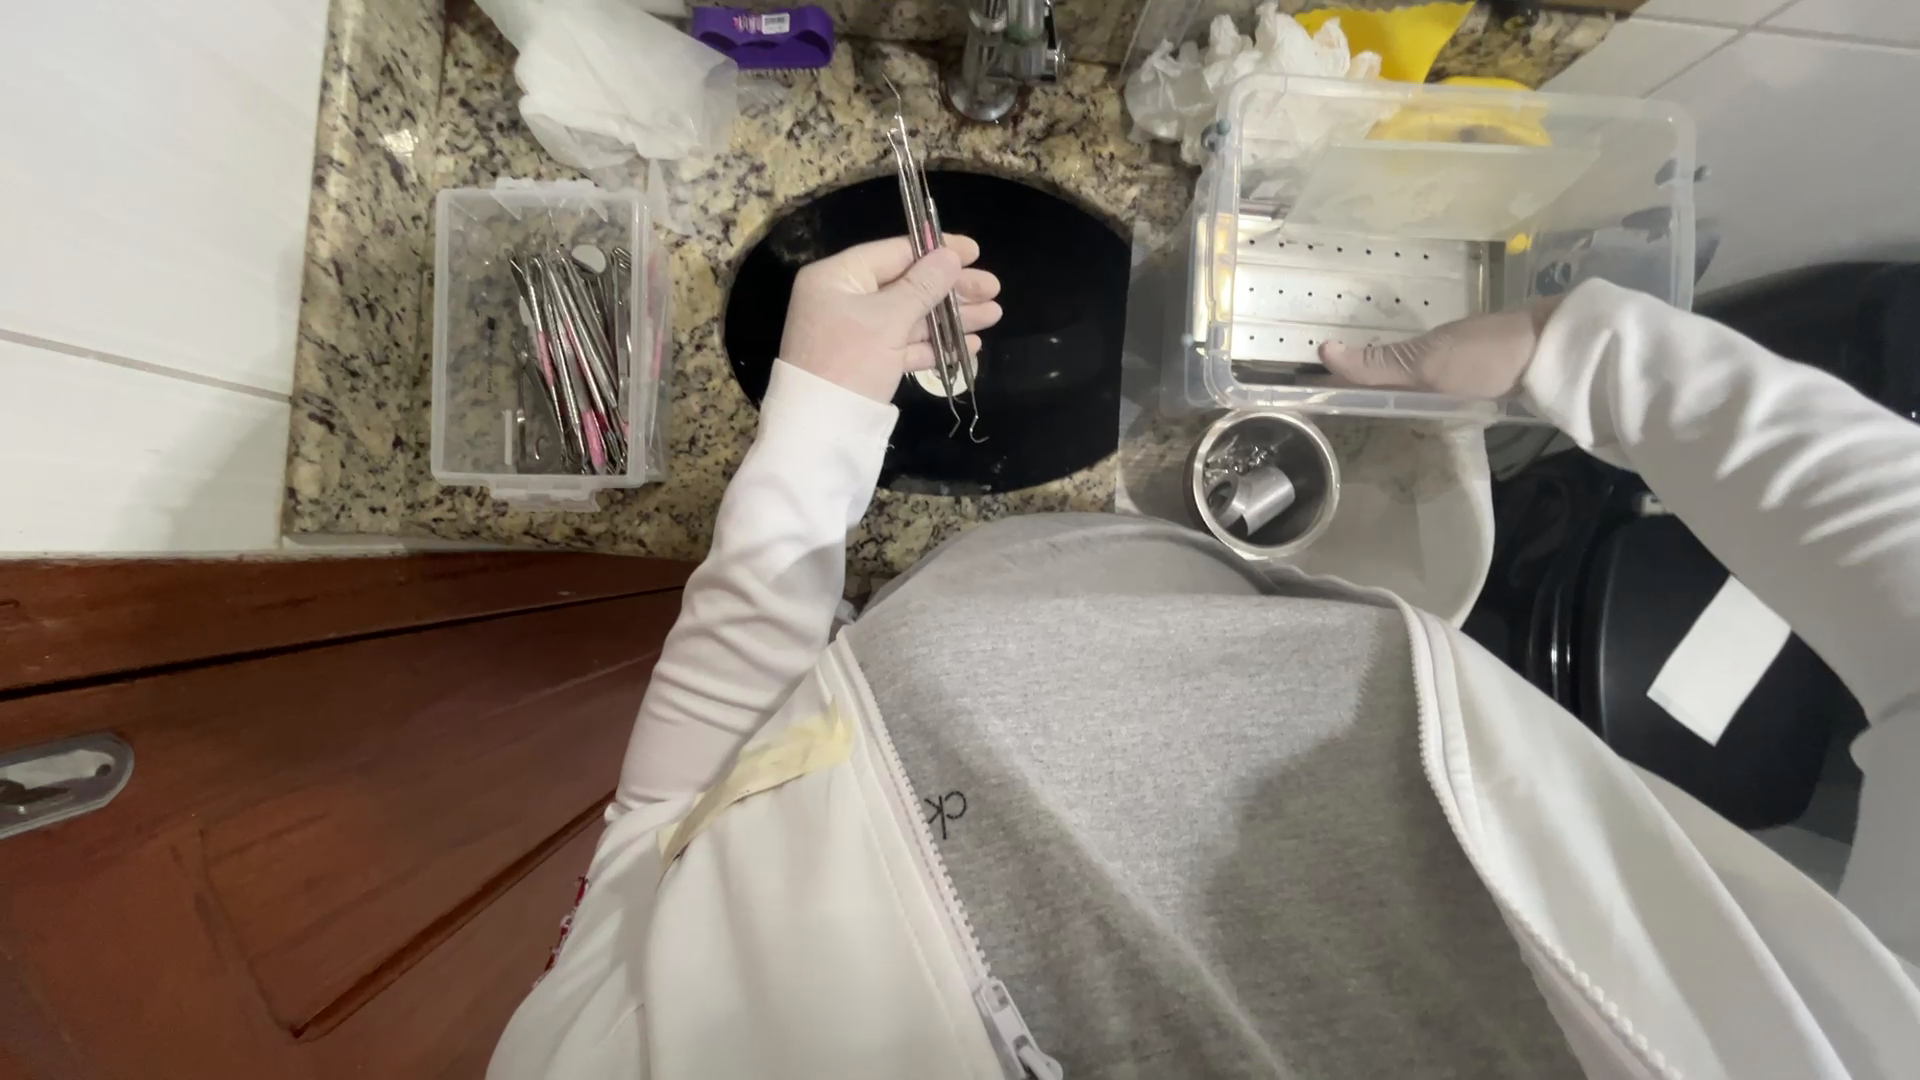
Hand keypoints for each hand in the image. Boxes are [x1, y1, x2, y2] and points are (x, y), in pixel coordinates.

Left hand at [779, 235, 1002, 403]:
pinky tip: (969, 345)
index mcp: (839, 277)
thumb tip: (950, 257)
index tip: (976, 252)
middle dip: (952, 290)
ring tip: (993, 315)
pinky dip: (935, 345)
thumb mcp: (888, 320)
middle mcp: (846, 300)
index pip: (895, 253)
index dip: (937, 251)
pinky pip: (906, 346)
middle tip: (993, 289)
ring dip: (952, 318)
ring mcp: (857, 333)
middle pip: (907, 285)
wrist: (822, 428)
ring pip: (911, 317)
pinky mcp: (868, 363)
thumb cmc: (850, 362)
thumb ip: (922, 286)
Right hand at [1316, 297, 1563, 399]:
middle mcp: (1436, 353)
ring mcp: (1464, 364)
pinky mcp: (1490, 376)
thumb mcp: (1425, 366)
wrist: (1563, 350)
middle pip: (1392, 375)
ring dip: (1402, 394)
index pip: (1366, 370)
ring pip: (1421, 381)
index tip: (1321, 402)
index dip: (1342, 383)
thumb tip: (1321, 350)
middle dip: (1369, 390)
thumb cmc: (1486, 358)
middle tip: (1350, 418)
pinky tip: (1434, 410)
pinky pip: (1448, 388)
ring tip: (1387, 420)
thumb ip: (1376, 366)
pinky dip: (1433, 397)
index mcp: (1415, 351)